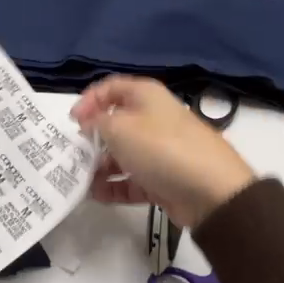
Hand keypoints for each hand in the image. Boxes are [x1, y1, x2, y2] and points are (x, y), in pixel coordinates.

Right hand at [71, 75, 255, 229]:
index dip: (88, 100)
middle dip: (92, 137)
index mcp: (146, 95)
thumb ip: (96, 123)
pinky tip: (95, 195)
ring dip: (100, 165)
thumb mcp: (119, 128)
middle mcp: (153, 118)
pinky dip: (114, 185)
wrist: (211, 192)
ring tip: (80, 178)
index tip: (72, 121)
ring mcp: (160, 150)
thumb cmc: (160, 148)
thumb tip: (89, 125)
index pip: (111, 88)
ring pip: (123, 153)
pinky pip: (132, 179)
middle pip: (115, 122)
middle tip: (73, 152)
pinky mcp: (163, 179)